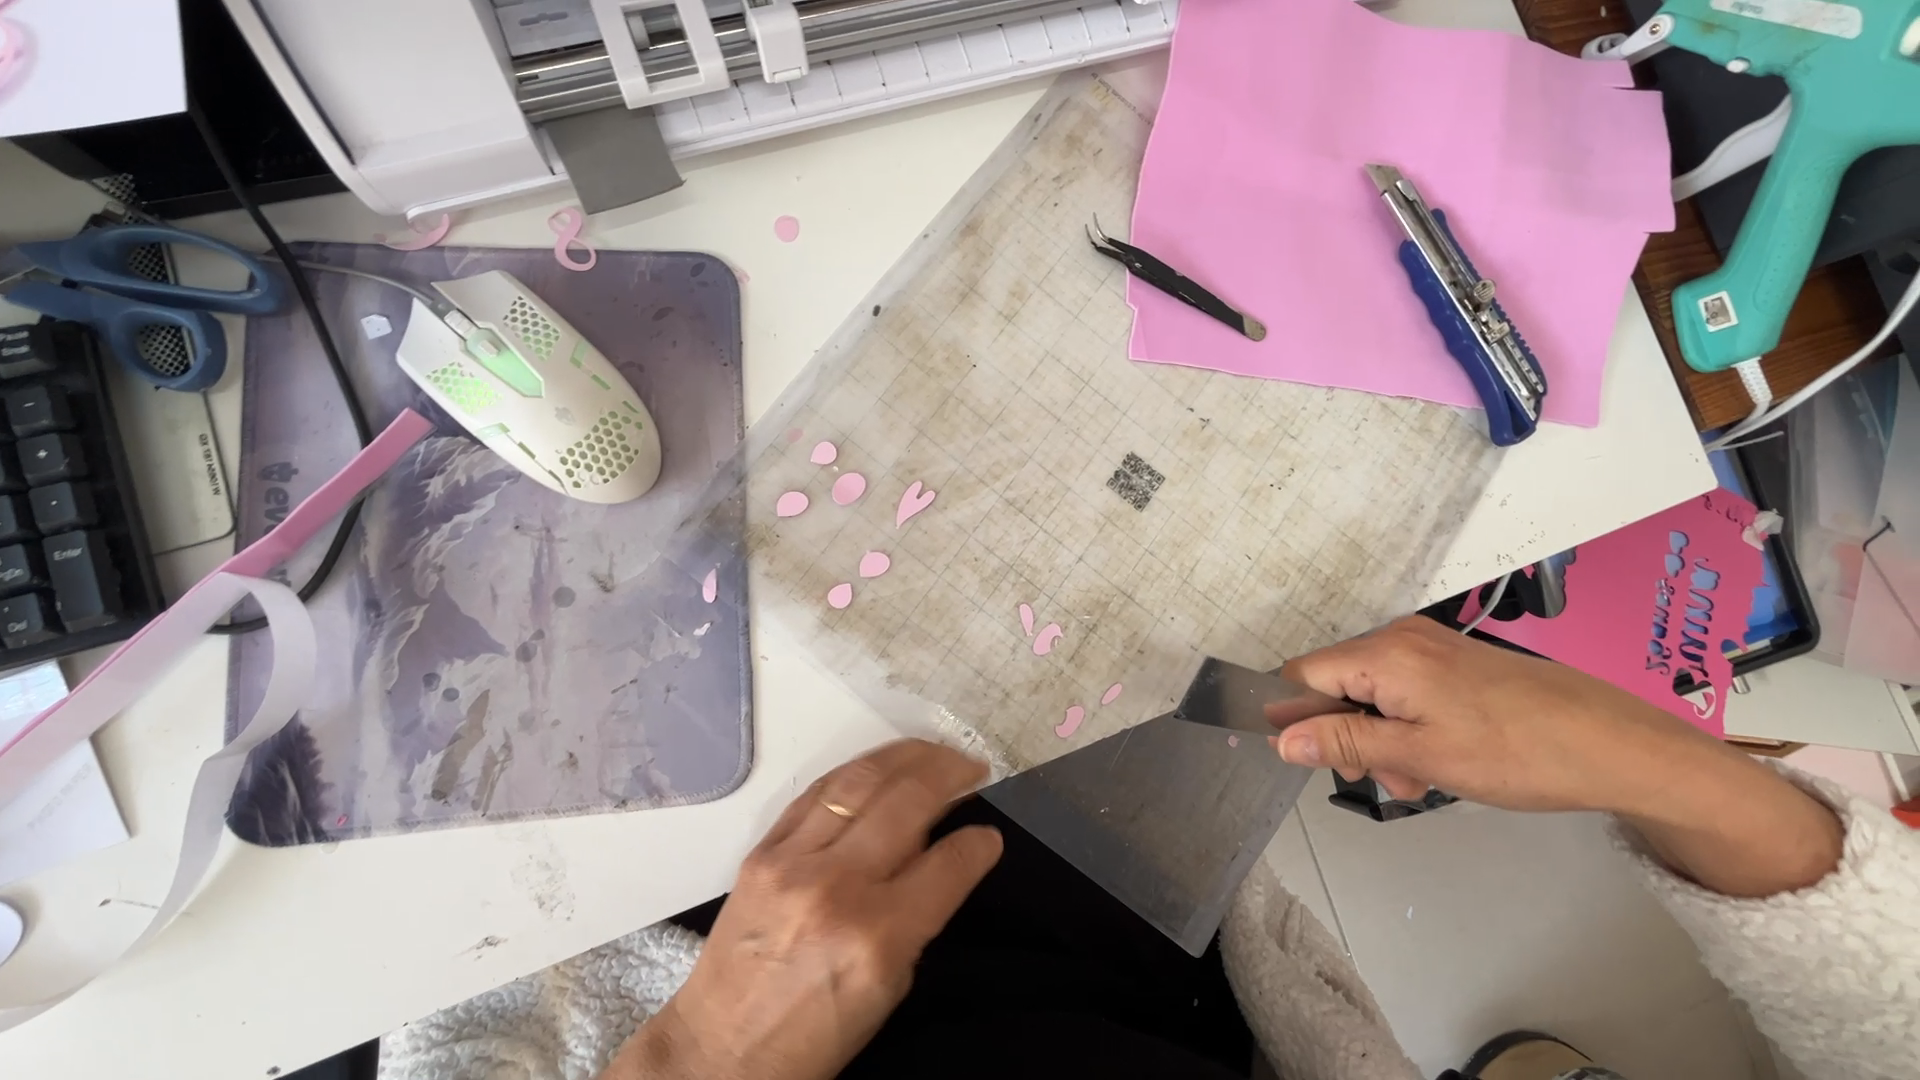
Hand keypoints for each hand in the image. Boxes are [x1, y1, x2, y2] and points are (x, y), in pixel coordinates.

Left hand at [604, 739, 1002, 1079]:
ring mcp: (793, 860)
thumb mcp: (890, 986)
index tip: (989, 836)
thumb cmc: (817, 1034)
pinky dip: (856, 770)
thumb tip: (937, 852)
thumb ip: (917, 914)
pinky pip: (817, 791)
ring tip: (935, 751)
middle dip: (952, 773)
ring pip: (862, 780)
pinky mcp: (762, 850)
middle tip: (973, 768)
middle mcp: (837, 886)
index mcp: (878, 935)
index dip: (979, 843)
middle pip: (908, 801)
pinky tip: (881, 764)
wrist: (721, 1051)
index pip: (948, 864)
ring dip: (908, 755)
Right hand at [1272, 616, 1841, 897]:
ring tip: (1418, 777)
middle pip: (1336, 683)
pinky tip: (1437, 756)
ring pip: (1370, 690)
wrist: (1620, 746)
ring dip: (1378, 735)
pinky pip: (1403, 687)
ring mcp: (1430, 645)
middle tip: (1386, 780)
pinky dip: (1406, 723)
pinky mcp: (1455, 659)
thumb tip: (1280, 739)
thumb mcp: (1418, 755)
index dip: (1296, 717)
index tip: (1318, 761)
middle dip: (1346, 734)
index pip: (1301, 675)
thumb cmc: (1514, 752)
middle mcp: (1399, 637)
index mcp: (1383, 653)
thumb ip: (1342, 743)